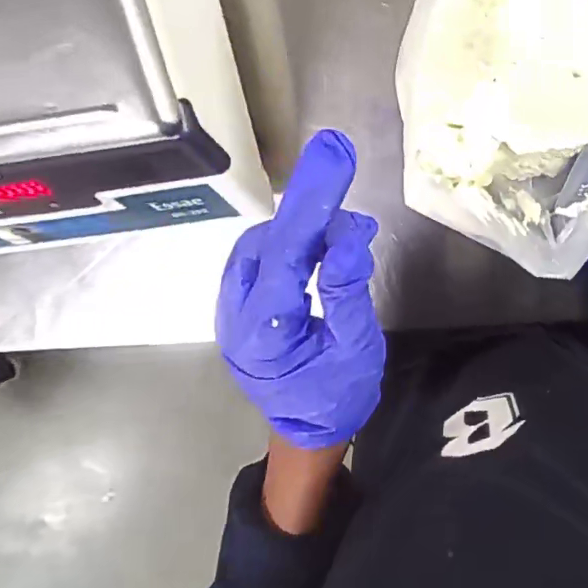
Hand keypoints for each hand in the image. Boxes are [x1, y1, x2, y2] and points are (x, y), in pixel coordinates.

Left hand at [218, 129, 384, 448]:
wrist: (308, 431)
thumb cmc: (338, 398)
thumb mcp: (355, 351)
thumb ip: (347, 293)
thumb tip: (348, 238)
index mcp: (262, 333)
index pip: (284, 254)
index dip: (311, 204)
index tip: (336, 157)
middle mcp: (234, 315)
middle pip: (267, 241)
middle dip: (305, 202)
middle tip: (337, 158)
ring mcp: (231, 310)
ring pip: (260, 245)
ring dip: (300, 224)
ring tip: (344, 225)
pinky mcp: (240, 304)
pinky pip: (261, 258)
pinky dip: (292, 239)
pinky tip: (321, 238)